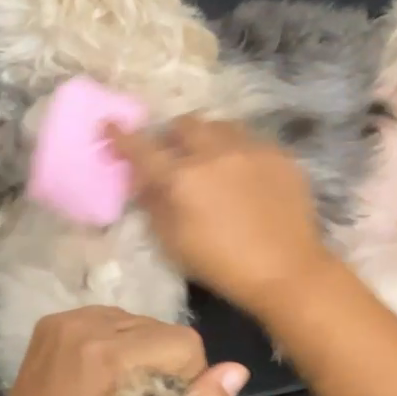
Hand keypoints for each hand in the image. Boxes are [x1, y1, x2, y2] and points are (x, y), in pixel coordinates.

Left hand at [0, 306, 247, 395]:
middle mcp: (86, 324)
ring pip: (137, 320)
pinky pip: (108, 318)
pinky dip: (115, 342)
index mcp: (108, 355)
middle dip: (163, 363)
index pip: (184, 342)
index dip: (187, 377)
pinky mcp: (53, 319)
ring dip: (141, 351)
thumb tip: (236, 371)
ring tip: (118, 389)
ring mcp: (66, 318)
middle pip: (161, 328)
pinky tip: (99, 374)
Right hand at [107, 117, 336, 315]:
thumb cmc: (221, 265)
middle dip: (171, 136)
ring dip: (205, 137)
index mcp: (183, 178)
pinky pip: (249, 139)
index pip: (143, 148)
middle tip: (171, 154)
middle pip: (184, 124)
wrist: (287, 271)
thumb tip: (142, 181)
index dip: (122, 136)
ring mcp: (251, 150)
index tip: (110, 125)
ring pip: (219, 125)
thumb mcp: (173, 242)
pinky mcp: (280, 156)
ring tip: (208, 158)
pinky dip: (235, 149)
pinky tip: (240, 172)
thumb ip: (154, 205)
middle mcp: (215, 153)